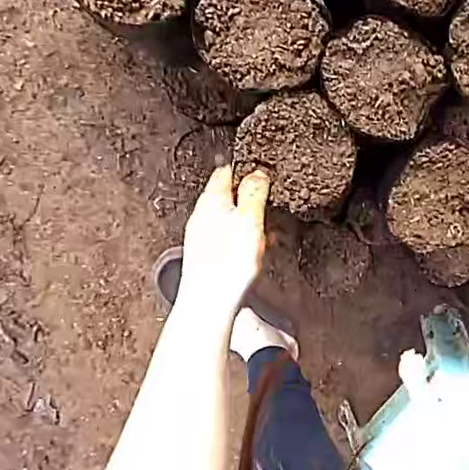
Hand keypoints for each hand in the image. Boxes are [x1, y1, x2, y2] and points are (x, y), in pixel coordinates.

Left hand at [177, 166, 269, 317]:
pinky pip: (226, 237)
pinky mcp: (206, 255)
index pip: (225, 171)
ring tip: (265, 228)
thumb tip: (258, 174)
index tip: (260, 171)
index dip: (244, 168)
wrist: (208, 301)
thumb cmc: (227, 261)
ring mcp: (202, 236)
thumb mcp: (250, 219)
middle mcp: (202, 215)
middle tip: (266, 200)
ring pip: (227, 217)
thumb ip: (254, 193)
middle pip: (226, 195)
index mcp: (211, 201)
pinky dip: (242, 238)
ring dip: (246, 219)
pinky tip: (253, 250)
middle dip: (247, 196)